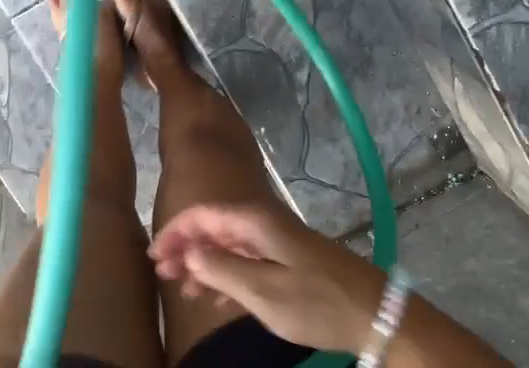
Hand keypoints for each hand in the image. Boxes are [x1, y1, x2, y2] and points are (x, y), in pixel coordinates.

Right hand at [150, 201, 385, 352]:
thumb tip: (189, 253)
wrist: (375, 314)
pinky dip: (225, 275)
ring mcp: (276, 241)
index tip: (154, 257)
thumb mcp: (263, 291)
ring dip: (202, 264)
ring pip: (228, 245)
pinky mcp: (288, 260)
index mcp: (253, 220)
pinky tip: (214, 299)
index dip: (174, 232)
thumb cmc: (316, 301)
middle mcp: (261, 223)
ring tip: (183, 290)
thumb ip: (222, 269)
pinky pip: (245, 260)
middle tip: (161, 275)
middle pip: (212, 228)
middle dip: (184, 248)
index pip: (201, 215)